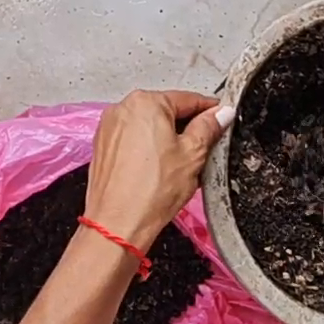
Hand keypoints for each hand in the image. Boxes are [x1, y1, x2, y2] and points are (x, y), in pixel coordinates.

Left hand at [85, 90, 233, 251]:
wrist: (116, 224)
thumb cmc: (150, 192)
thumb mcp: (193, 154)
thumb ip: (208, 127)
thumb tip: (221, 113)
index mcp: (146, 102)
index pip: (187, 99)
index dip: (209, 110)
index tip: (221, 118)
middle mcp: (122, 108)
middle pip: (166, 111)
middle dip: (186, 128)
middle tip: (204, 148)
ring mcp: (109, 127)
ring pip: (148, 126)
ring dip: (166, 139)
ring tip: (179, 166)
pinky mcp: (102, 146)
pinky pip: (132, 139)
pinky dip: (147, 149)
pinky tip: (157, 171)